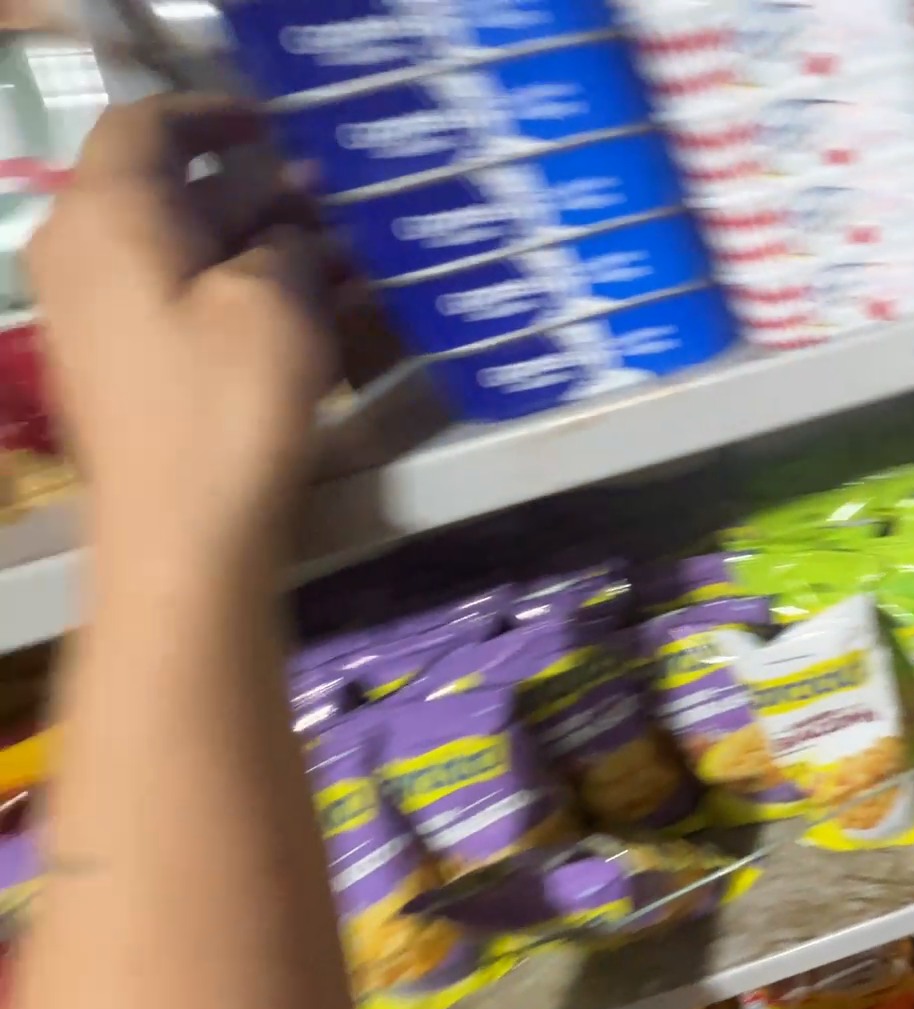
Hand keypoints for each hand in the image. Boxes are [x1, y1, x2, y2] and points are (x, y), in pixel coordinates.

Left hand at [27, 96, 332, 565]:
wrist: (187, 514)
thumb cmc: (229, 398)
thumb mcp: (275, 307)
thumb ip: (285, 249)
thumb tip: (294, 229)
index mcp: (113, 220)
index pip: (147, 131)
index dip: (212, 116)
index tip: (275, 121)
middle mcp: (94, 250)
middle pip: (174, 192)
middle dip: (257, 189)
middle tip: (335, 200)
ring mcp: (114, 307)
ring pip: (195, 249)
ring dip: (269, 244)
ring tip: (346, 257)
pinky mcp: (143, 355)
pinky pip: (198, 295)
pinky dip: (257, 288)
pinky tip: (318, 307)